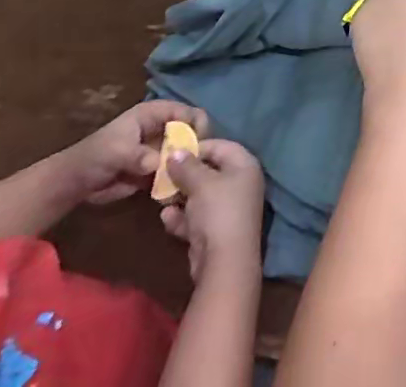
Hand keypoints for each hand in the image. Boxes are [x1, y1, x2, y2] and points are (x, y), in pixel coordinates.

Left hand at [57, 100, 210, 204]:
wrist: (74, 184)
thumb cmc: (94, 157)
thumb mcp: (116, 152)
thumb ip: (138, 155)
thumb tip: (158, 164)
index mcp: (155, 114)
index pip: (189, 112)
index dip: (197, 126)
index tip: (197, 147)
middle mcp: (163, 128)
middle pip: (192, 132)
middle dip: (196, 148)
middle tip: (195, 167)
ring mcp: (161, 149)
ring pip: (186, 152)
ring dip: (189, 166)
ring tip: (189, 181)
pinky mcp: (158, 168)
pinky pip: (176, 171)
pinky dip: (179, 179)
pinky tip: (179, 190)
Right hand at [159, 140, 265, 282]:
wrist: (224, 259)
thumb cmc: (218, 210)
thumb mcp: (201, 183)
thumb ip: (187, 166)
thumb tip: (176, 151)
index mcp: (244, 166)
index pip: (222, 146)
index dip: (198, 147)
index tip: (173, 152)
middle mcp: (241, 183)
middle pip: (210, 172)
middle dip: (185, 174)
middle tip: (161, 176)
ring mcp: (229, 208)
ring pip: (201, 196)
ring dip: (180, 197)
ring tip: (160, 197)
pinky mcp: (216, 230)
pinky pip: (197, 218)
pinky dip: (182, 218)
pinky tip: (166, 218)